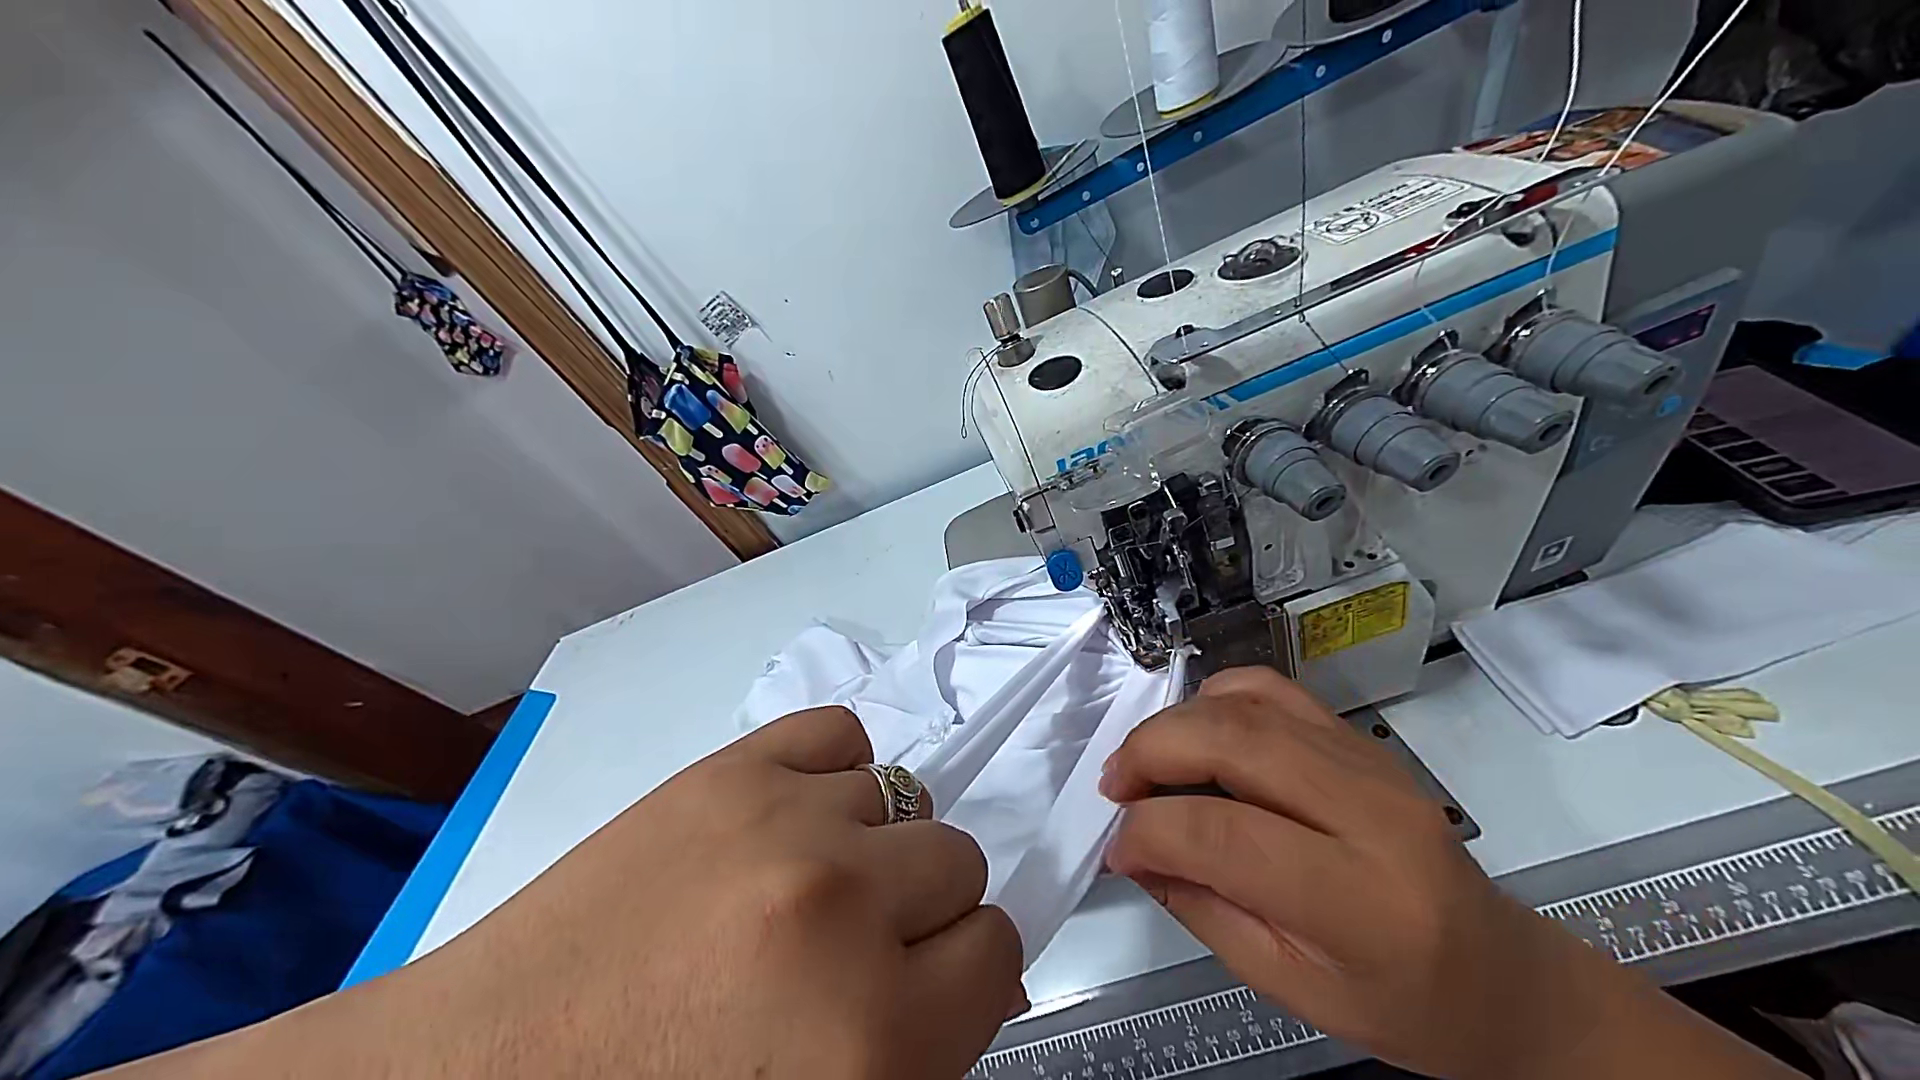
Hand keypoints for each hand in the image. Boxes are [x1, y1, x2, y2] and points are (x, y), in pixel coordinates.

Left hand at [116, 707, 1023, 1078]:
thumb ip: (923, 1051)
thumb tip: (986, 967)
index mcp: (875, 1033)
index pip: (997, 949)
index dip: (963, 971)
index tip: (922, 981)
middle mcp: (842, 907)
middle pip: (957, 858)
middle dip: (919, 906)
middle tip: (856, 938)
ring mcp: (782, 820)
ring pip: (899, 797)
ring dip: (869, 841)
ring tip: (802, 879)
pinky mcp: (727, 768)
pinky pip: (837, 730)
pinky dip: (831, 768)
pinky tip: (792, 812)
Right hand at [1100, 667, 1795, 1079]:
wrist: (1503, 974)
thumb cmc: (1401, 1004)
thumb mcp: (1291, 988)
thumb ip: (1202, 908)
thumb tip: (1132, 848)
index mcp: (1361, 902)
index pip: (1224, 837)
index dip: (1148, 832)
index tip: (1116, 847)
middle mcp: (1371, 813)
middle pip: (1233, 744)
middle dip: (1149, 752)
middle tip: (1115, 786)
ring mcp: (1370, 762)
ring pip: (1247, 704)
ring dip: (1175, 723)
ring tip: (1144, 760)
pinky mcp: (1360, 738)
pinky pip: (1272, 690)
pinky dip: (1216, 698)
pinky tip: (1196, 731)